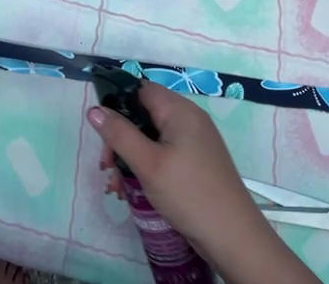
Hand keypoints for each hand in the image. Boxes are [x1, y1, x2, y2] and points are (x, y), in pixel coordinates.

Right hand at [89, 82, 266, 248]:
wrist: (234, 238)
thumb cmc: (189, 193)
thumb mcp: (148, 163)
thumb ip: (119, 134)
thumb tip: (94, 109)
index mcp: (180, 110)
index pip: (141, 90)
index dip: (117, 105)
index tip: (101, 133)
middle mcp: (189, 119)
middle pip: (144, 115)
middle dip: (120, 139)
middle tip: (107, 167)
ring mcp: (195, 142)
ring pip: (152, 138)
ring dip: (130, 157)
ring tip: (118, 187)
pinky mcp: (197, 163)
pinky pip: (164, 154)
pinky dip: (147, 166)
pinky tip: (134, 190)